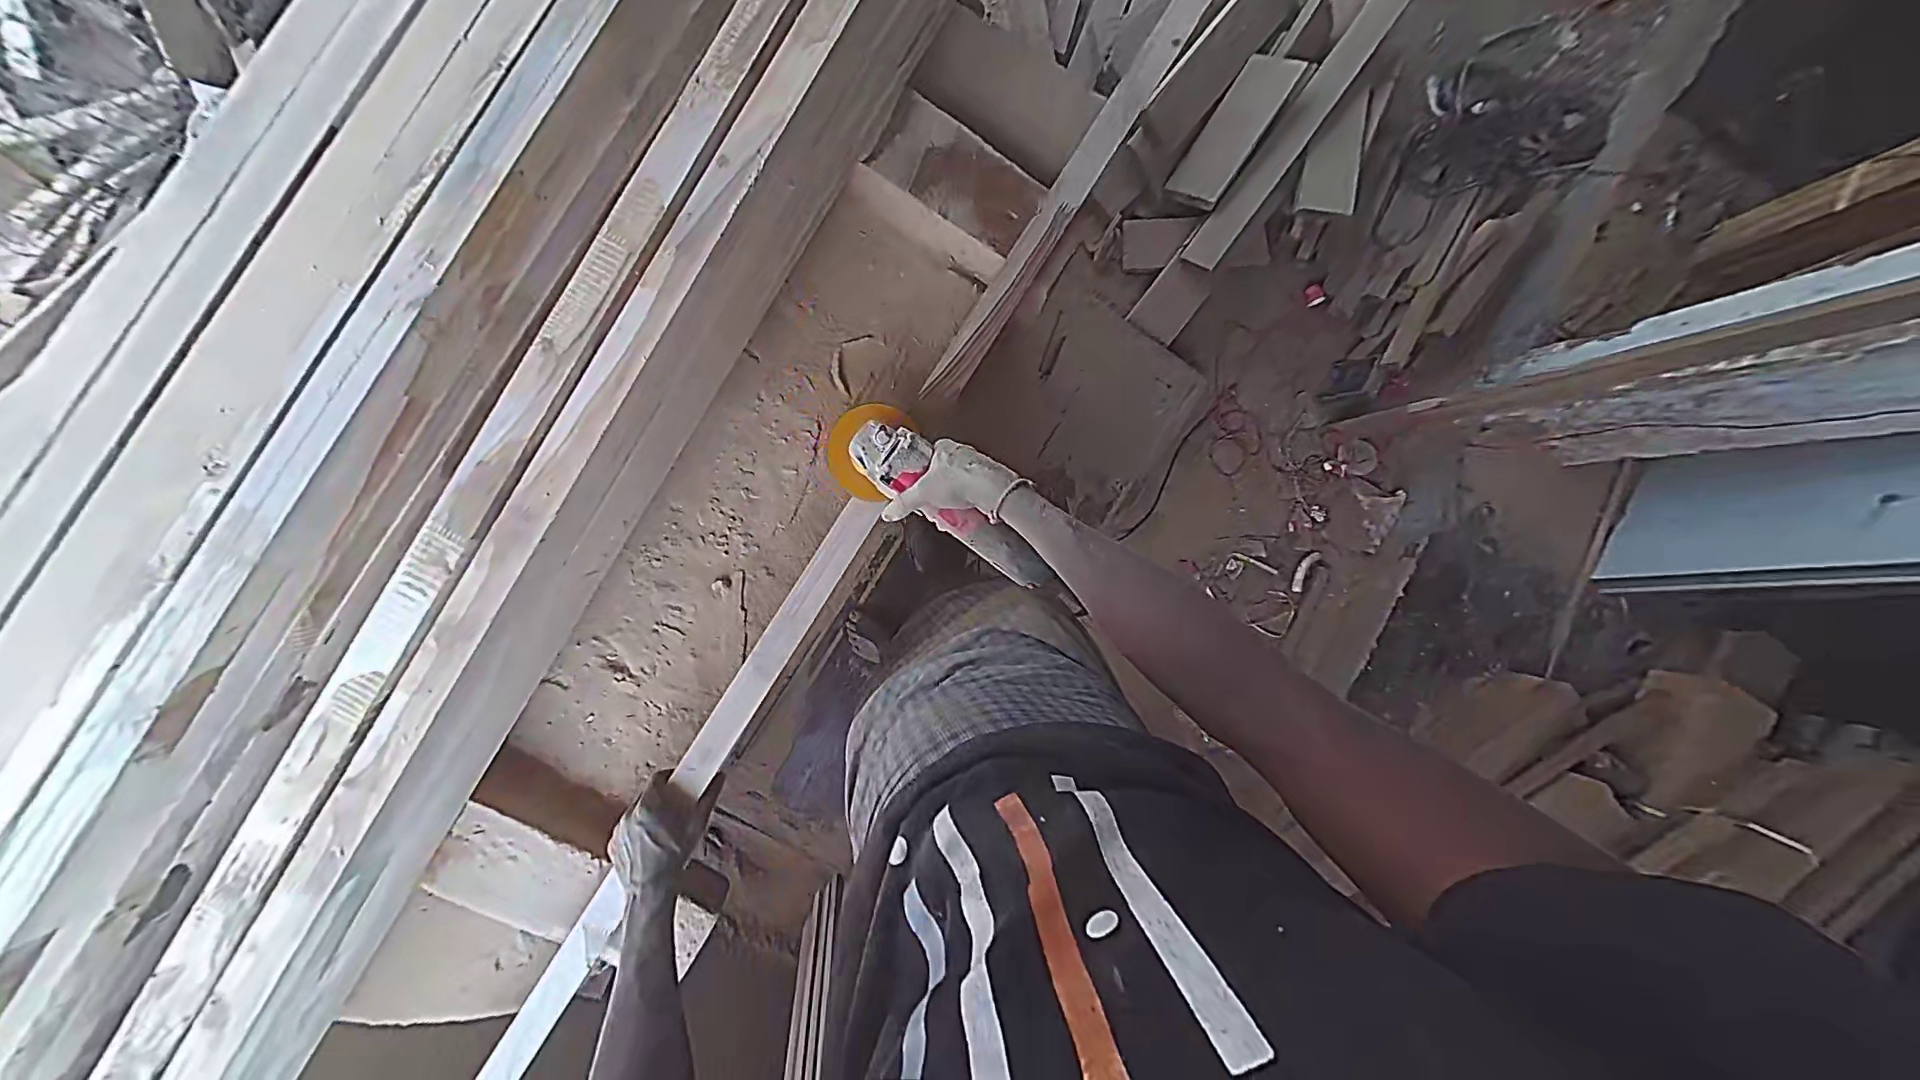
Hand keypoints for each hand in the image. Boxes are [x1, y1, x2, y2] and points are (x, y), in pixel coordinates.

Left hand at [610, 770, 721, 900]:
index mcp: (649, 804)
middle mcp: (629, 814)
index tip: (678, 783)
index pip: (657, 778)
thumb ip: (708, 798)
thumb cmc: (674, 858)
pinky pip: (627, 830)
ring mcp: (619, 830)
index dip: (670, 778)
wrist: (650, 891)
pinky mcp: (613, 845)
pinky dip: (637, 832)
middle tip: (675, 810)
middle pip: (647, 796)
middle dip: (661, 799)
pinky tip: (650, 844)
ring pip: (636, 813)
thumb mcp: (697, 825)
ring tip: (664, 831)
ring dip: (649, 816)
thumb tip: (719, 779)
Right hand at [880, 439, 1026, 523]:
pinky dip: (967, 502)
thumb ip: (904, 502)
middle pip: (940, 476)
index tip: (915, 491)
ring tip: (949, 510)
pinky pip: (972, 491)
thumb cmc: (962, 480)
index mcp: (942, 448)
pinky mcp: (987, 479)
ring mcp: (975, 466)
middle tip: (932, 504)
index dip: (918, 478)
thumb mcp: (923, 494)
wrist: (991, 490)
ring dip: (952, 499)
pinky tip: (964, 511)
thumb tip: (890, 510)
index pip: (923, 461)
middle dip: (936, 493)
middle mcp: (960, 453)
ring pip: (957, 484)